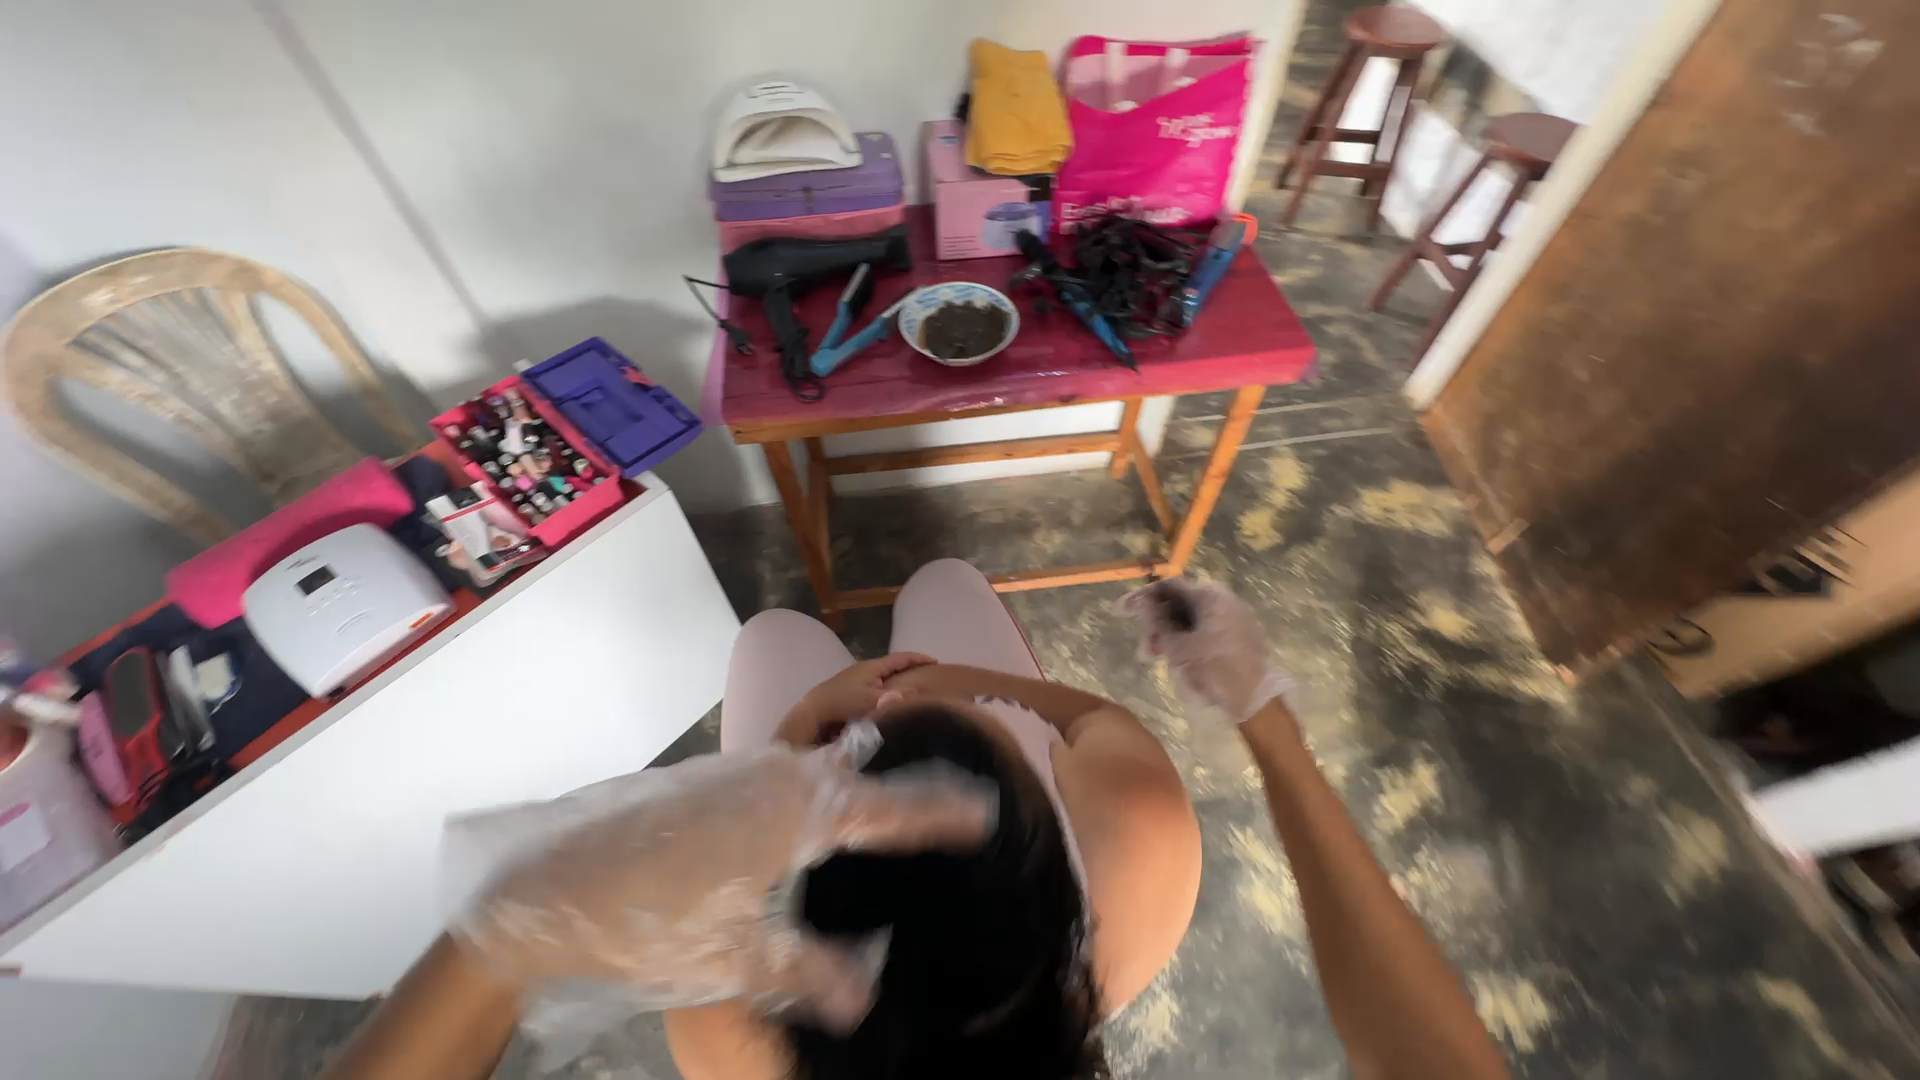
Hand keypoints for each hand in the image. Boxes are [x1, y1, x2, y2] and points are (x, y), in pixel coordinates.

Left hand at [450, 725, 995, 1031]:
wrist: (543, 881)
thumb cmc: (645, 922)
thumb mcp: (734, 958)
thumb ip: (810, 970)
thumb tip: (868, 991)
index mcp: (797, 813)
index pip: (890, 810)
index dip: (941, 813)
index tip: (985, 810)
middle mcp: (779, 775)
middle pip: (861, 778)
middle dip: (906, 792)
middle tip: (946, 811)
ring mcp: (742, 767)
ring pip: (821, 769)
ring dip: (858, 788)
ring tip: (888, 813)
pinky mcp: (714, 774)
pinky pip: (786, 773)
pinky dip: (817, 789)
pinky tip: (811, 816)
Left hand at [797, 652, 934, 724]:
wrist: (813, 712)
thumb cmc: (843, 703)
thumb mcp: (872, 701)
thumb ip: (895, 696)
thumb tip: (917, 691)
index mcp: (872, 666)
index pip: (900, 658)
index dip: (918, 659)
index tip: (935, 661)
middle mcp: (864, 668)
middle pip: (891, 665)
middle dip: (908, 668)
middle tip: (925, 675)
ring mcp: (855, 679)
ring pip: (882, 676)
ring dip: (896, 679)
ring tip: (910, 687)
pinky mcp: (849, 690)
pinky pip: (874, 685)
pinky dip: (886, 688)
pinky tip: (888, 699)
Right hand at [1118, 577, 1293, 723]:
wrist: (1257, 702)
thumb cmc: (1214, 670)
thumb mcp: (1178, 647)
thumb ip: (1157, 622)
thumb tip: (1142, 602)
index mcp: (1211, 596)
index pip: (1169, 586)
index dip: (1143, 597)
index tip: (1122, 611)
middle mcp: (1225, 601)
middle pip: (1181, 603)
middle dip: (1156, 623)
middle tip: (1143, 647)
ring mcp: (1235, 619)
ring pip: (1193, 620)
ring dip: (1170, 635)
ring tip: (1156, 658)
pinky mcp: (1240, 637)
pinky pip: (1207, 630)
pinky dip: (1188, 640)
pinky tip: (1178, 660)